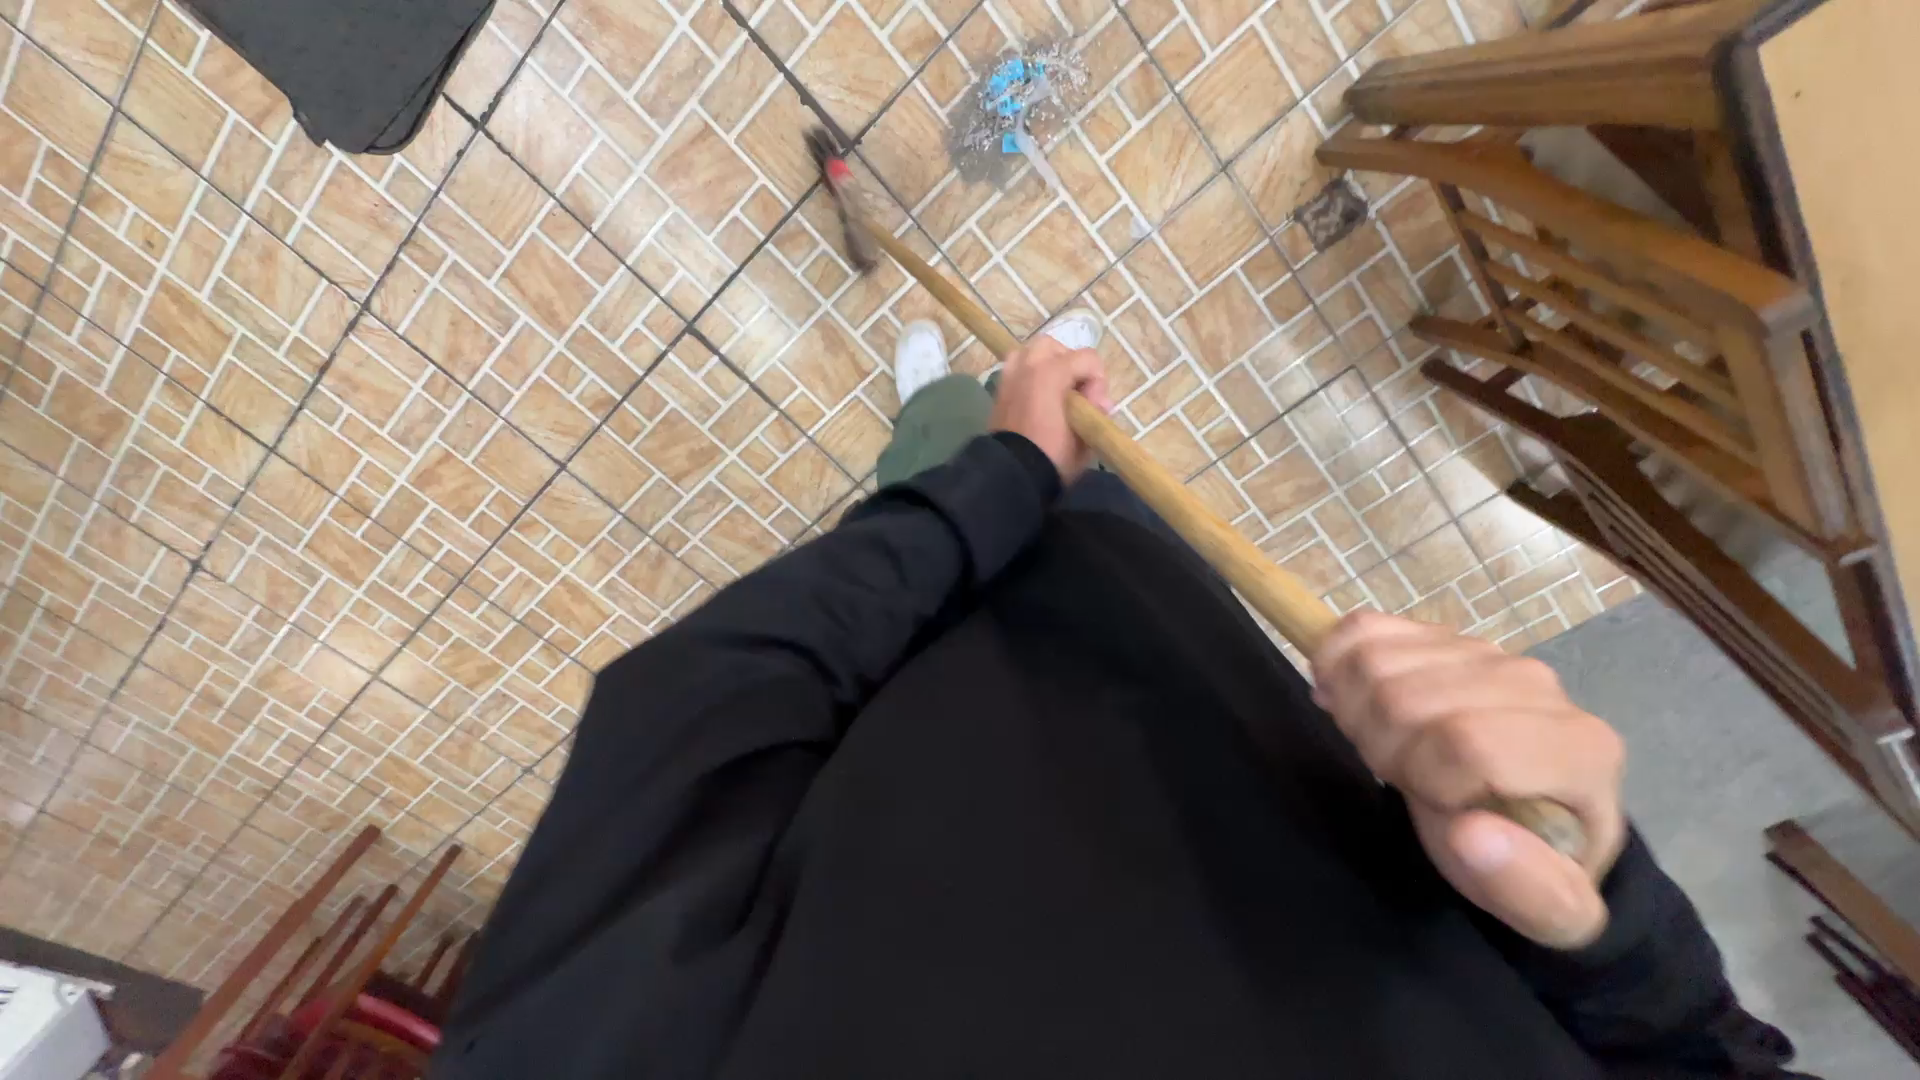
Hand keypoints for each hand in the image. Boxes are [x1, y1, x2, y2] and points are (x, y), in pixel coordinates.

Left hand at [988, 336, 1111, 482]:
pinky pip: (1016, 370)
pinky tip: (1037, 400)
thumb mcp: (1086, 438)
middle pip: (1054, 347)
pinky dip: (1029, 377)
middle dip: (1070, 365)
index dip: (1098, 381)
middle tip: (1076, 393)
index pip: (1088, 358)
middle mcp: (1027, 367)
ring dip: (1046, 366)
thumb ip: (1096, 412)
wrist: (1012, 476)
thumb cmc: (1053, 457)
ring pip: (1030, 354)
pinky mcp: (998, 392)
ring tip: (1055, 392)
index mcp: (1051, 373)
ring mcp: (1009, 377)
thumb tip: (1099, 402)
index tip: (1094, 406)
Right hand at [1311, 612, 1627, 948]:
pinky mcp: (1436, 633)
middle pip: (1405, 698)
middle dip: (1382, 747)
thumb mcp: (1547, 907)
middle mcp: (1534, 683)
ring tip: (1384, 740)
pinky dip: (1335, 661)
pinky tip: (1350, 695)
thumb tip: (1472, 833)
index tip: (1434, 801)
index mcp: (1576, 748)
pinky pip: (1362, 628)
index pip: (1465, 740)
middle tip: (1400, 774)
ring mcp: (1481, 649)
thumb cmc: (1528, 853)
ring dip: (1356, 710)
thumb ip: (1528, 888)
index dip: (1425, 774)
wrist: (1518, 801)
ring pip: (1375, 662)